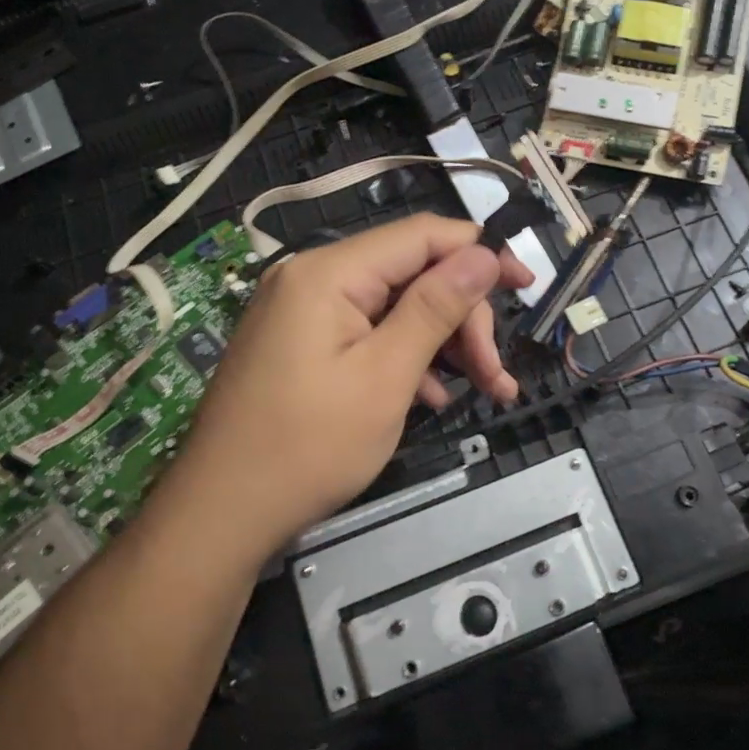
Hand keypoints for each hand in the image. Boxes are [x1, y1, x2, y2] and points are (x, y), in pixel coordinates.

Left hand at [171, 214, 532, 548]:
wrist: (221, 513)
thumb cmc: (306, 447)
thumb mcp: (385, 377)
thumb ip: (435, 307)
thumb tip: (483, 253)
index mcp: (328, 273)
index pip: (422, 235)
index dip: (480, 253)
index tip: (527, 284)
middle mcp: (312, 279)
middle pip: (411, 274)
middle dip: (462, 318)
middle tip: (495, 375)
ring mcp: (302, 312)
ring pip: (394, 307)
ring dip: (442, 343)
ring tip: (481, 391)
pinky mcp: (300, 344)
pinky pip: (367, 333)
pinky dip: (405, 358)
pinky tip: (430, 397)